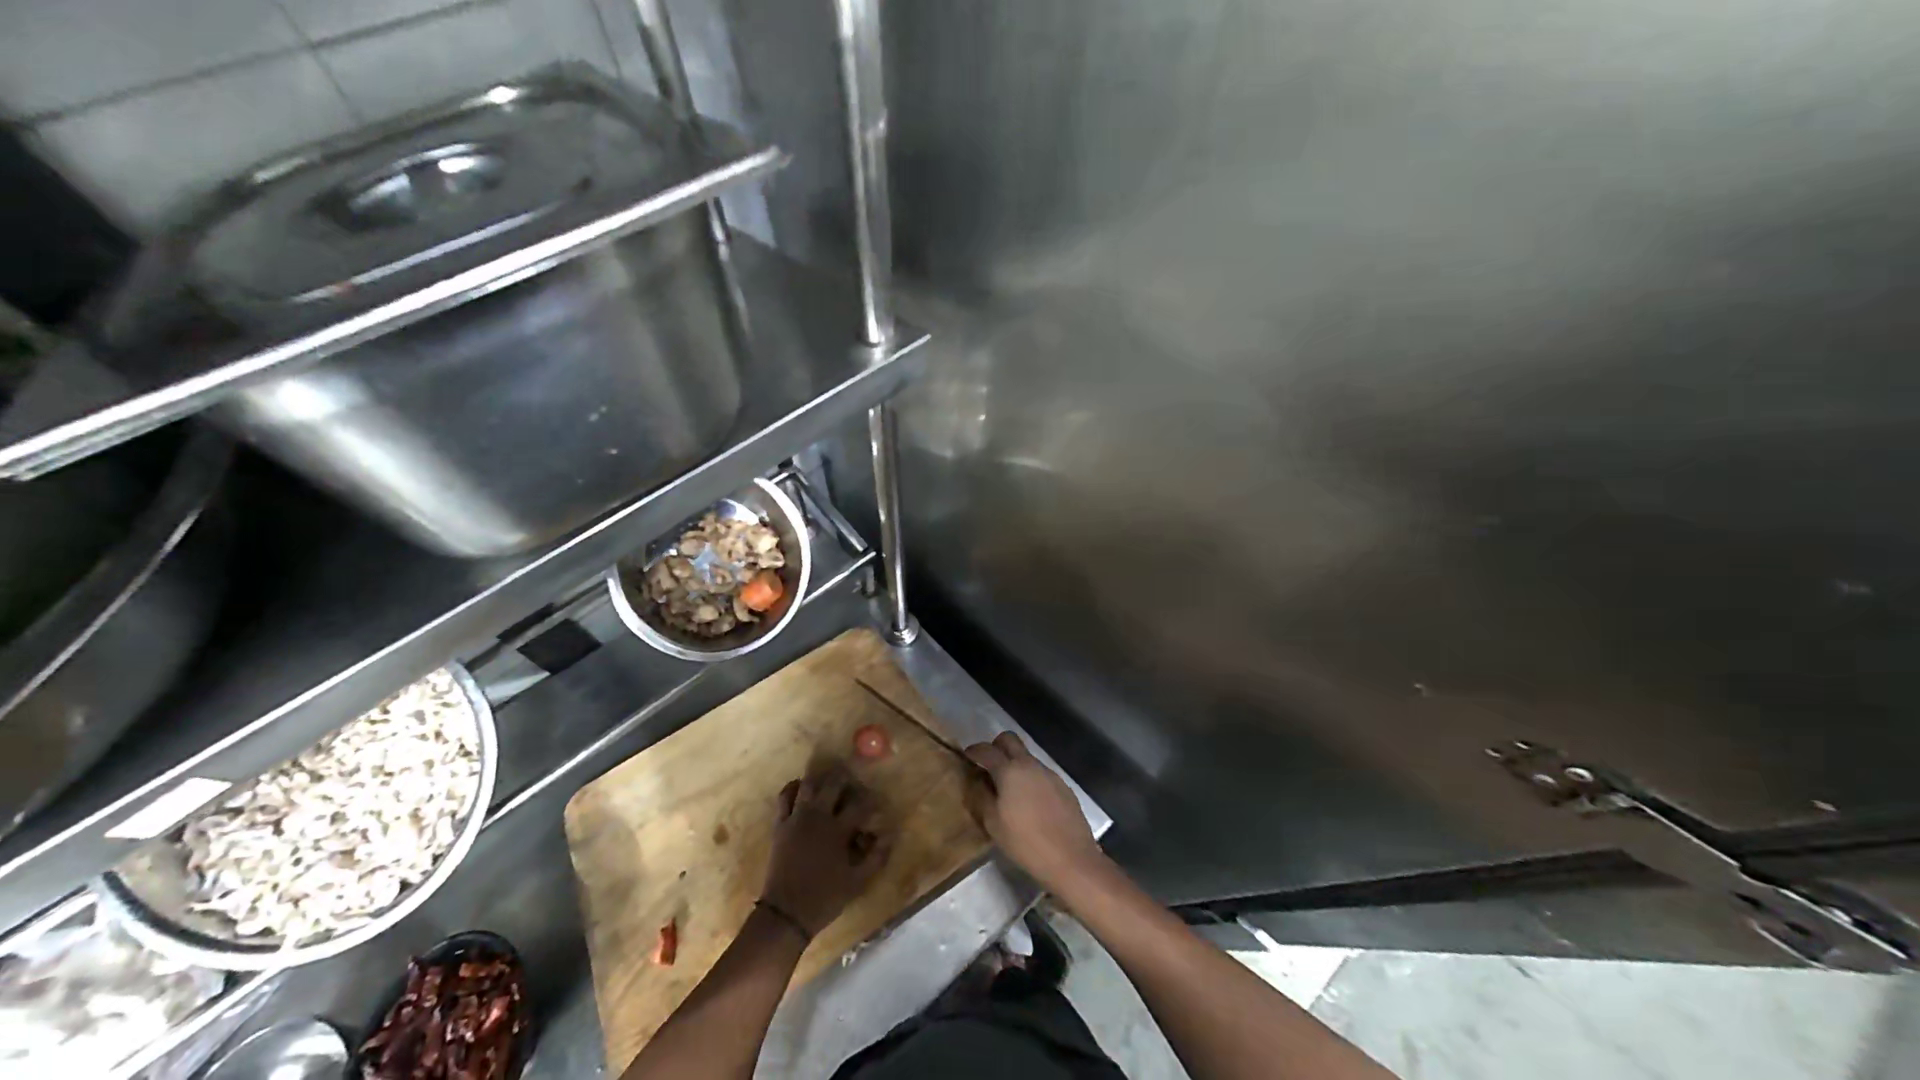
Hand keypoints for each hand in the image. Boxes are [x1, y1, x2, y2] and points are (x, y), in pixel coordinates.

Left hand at [759, 763, 892, 937]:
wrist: (786, 913)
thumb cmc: (825, 897)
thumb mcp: (858, 881)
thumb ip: (877, 856)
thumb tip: (891, 834)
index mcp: (839, 830)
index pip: (861, 805)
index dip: (872, 801)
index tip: (877, 802)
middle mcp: (818, 817)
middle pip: (834, 784)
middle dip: (846, 778)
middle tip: (852, 782)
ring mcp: (797, 818)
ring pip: (808, 784)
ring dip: (821, 778)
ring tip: (828, 781)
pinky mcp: (780, 824)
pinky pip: (785, 796)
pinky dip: (793, 787)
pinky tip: (801, 789)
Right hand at [965, 733, 1106, 894]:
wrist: (1071, 859)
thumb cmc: (1026, 843)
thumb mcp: (993, 824)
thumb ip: (981, 797)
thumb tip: (977, 781)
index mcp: (1010, 771)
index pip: (986, 750)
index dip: (973, 751)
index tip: (966, 758)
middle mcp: (1030, 765)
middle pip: (1009, 740)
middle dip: (995, 747)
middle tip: (987, 767)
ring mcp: (1050, 774)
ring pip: (1027, 757)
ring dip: (1014, 765)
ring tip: (1008, 791)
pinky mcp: (1063, 786)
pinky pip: (1040, 774)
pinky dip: (1030, 780)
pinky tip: (1030, 804)